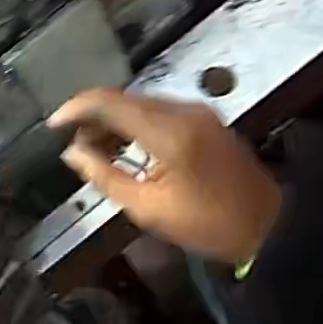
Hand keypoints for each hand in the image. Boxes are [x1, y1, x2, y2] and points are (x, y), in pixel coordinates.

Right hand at [49, 89, 281, 261]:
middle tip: (72, 142)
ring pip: (142, 103)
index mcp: (169, 131)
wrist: (269, 224)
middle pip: (125, 98)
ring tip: (93, 148)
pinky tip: (124, 145)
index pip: (111, 102)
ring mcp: (198, 111)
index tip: (54, 124)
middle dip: (93, 115)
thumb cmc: (209, 224)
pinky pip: (160, 111)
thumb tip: (73, 153)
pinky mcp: (205, 118)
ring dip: (114, 119)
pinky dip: (136, 123)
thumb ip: (106, 177)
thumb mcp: (149, 209)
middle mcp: (184, 110)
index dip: (76, 108)